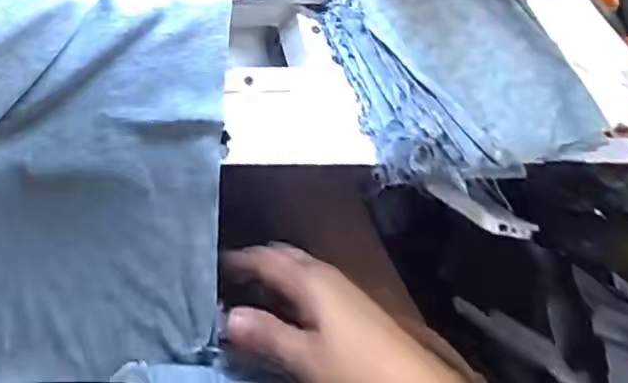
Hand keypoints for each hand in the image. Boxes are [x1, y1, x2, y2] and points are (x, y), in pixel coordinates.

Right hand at [222, 245, 466, 382]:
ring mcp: (340, 286)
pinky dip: (291, 289)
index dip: (240, 259)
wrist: (412, 380)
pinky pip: (310, 283)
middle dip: (258, 261)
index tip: (214, 263)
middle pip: (284, 256)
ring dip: (275, 276)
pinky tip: (286, 310)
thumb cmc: (357, 365)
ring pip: (298, 269)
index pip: (267, 257)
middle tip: (230, 276)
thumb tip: (229, 316)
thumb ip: (269, 335)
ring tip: (251, 292)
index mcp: (311, 278)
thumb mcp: (307, 357)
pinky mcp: (351, 303)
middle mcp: (325, 272)